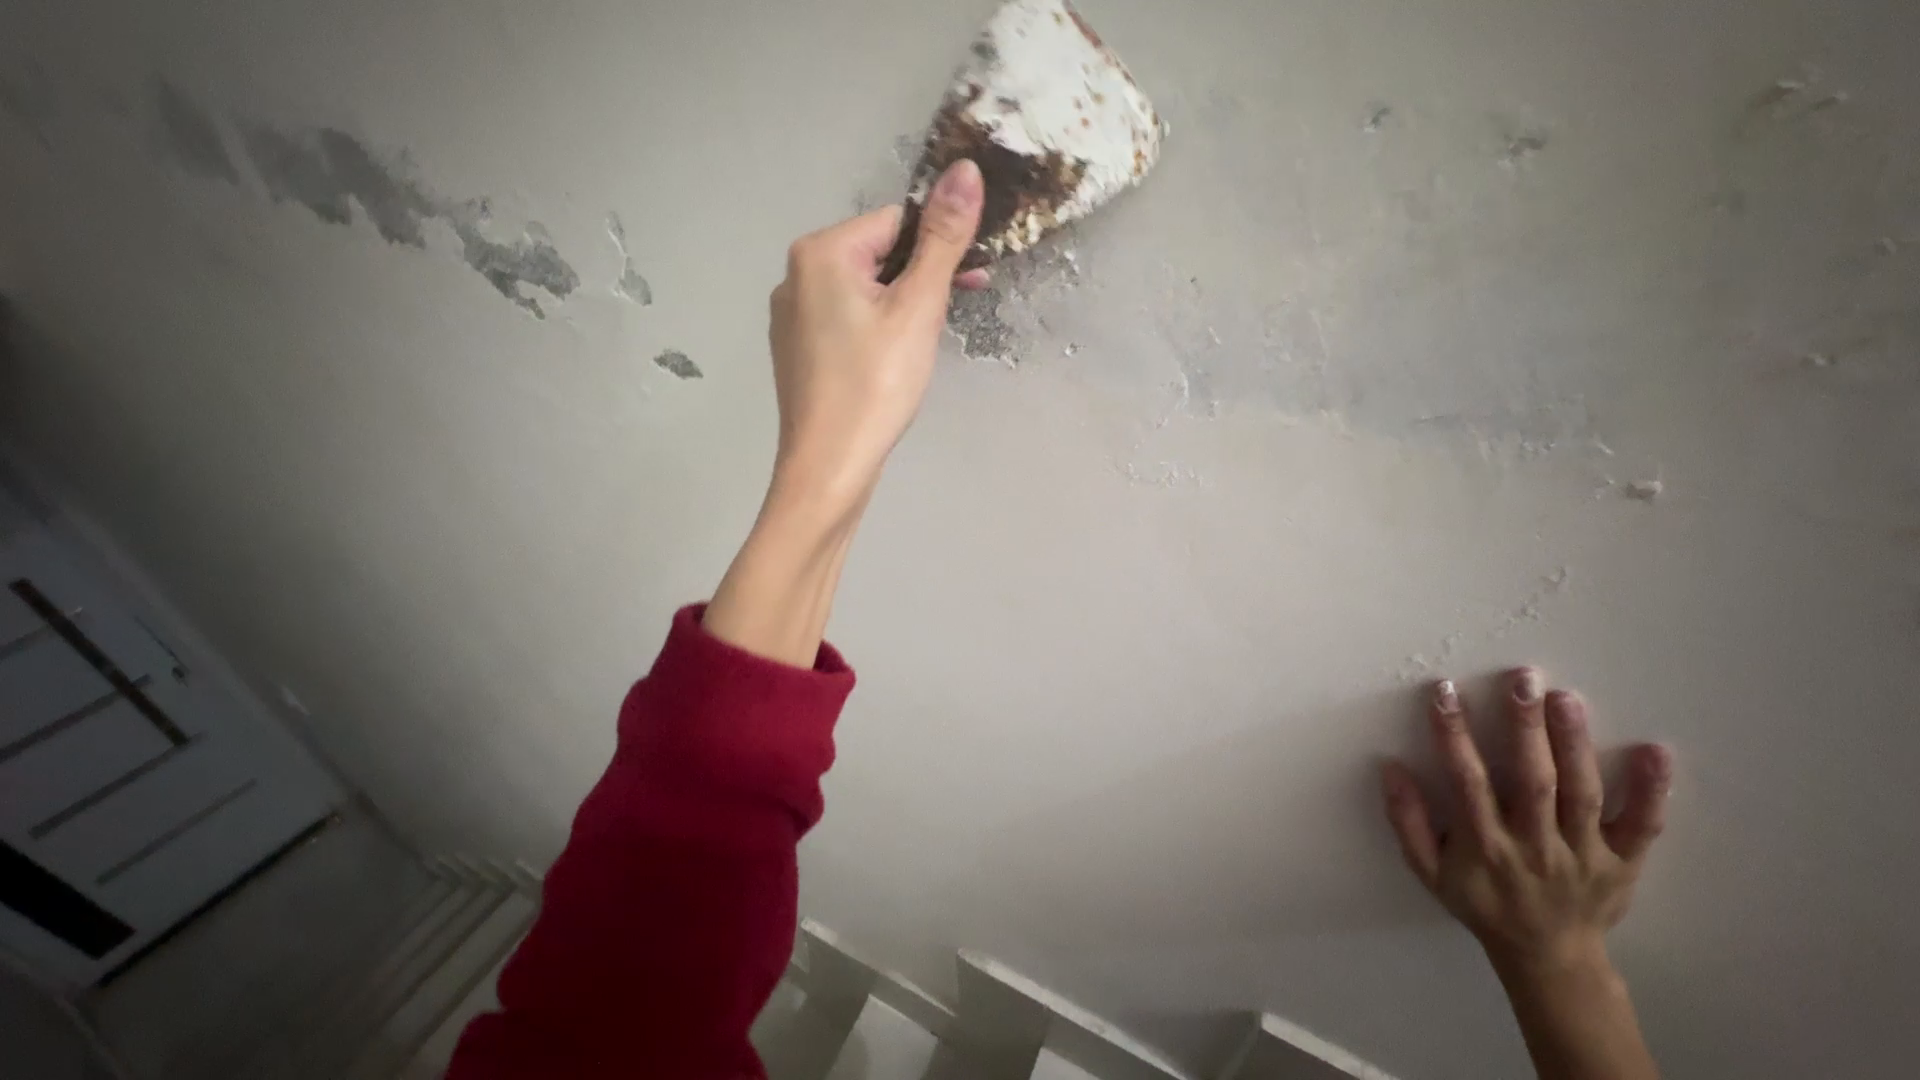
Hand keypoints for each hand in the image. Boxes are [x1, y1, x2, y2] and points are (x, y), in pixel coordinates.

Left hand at [766, 160, 986, 510]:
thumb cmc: (875, 385)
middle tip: (952, 315)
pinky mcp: (797, 352)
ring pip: (864, 292)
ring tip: (922, 346)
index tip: (972, 278)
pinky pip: (846, 322)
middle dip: (921, 278)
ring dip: (902, 306)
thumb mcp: (918, 308)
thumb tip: (966, 168)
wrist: (829, 468)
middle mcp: (795, 275)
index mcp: (819, 252)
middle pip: (878, 255)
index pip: (896, 222)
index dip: (939, 247)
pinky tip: (892, 364)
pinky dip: (876, 331)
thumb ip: (943, 239)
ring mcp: (791, 317)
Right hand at [1381, 669, 1670, 1079]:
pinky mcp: (1624, 862)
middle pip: (1533, 781)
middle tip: (1522, 680)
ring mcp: (1584, 855)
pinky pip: (1642, 824)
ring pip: (1582, 794)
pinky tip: (1653, 750)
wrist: (1548, 957)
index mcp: (1486, 847)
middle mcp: (1535, 847)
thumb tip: (1390, 768)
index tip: (1444, 692)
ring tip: (1566, 698)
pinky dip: (1651, 790)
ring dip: (1574, 745)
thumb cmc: (1481, 904)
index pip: (1466, 782)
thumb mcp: (1429, 871)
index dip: (1453, 735)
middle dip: (1525, 728)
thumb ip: (1408, 820)